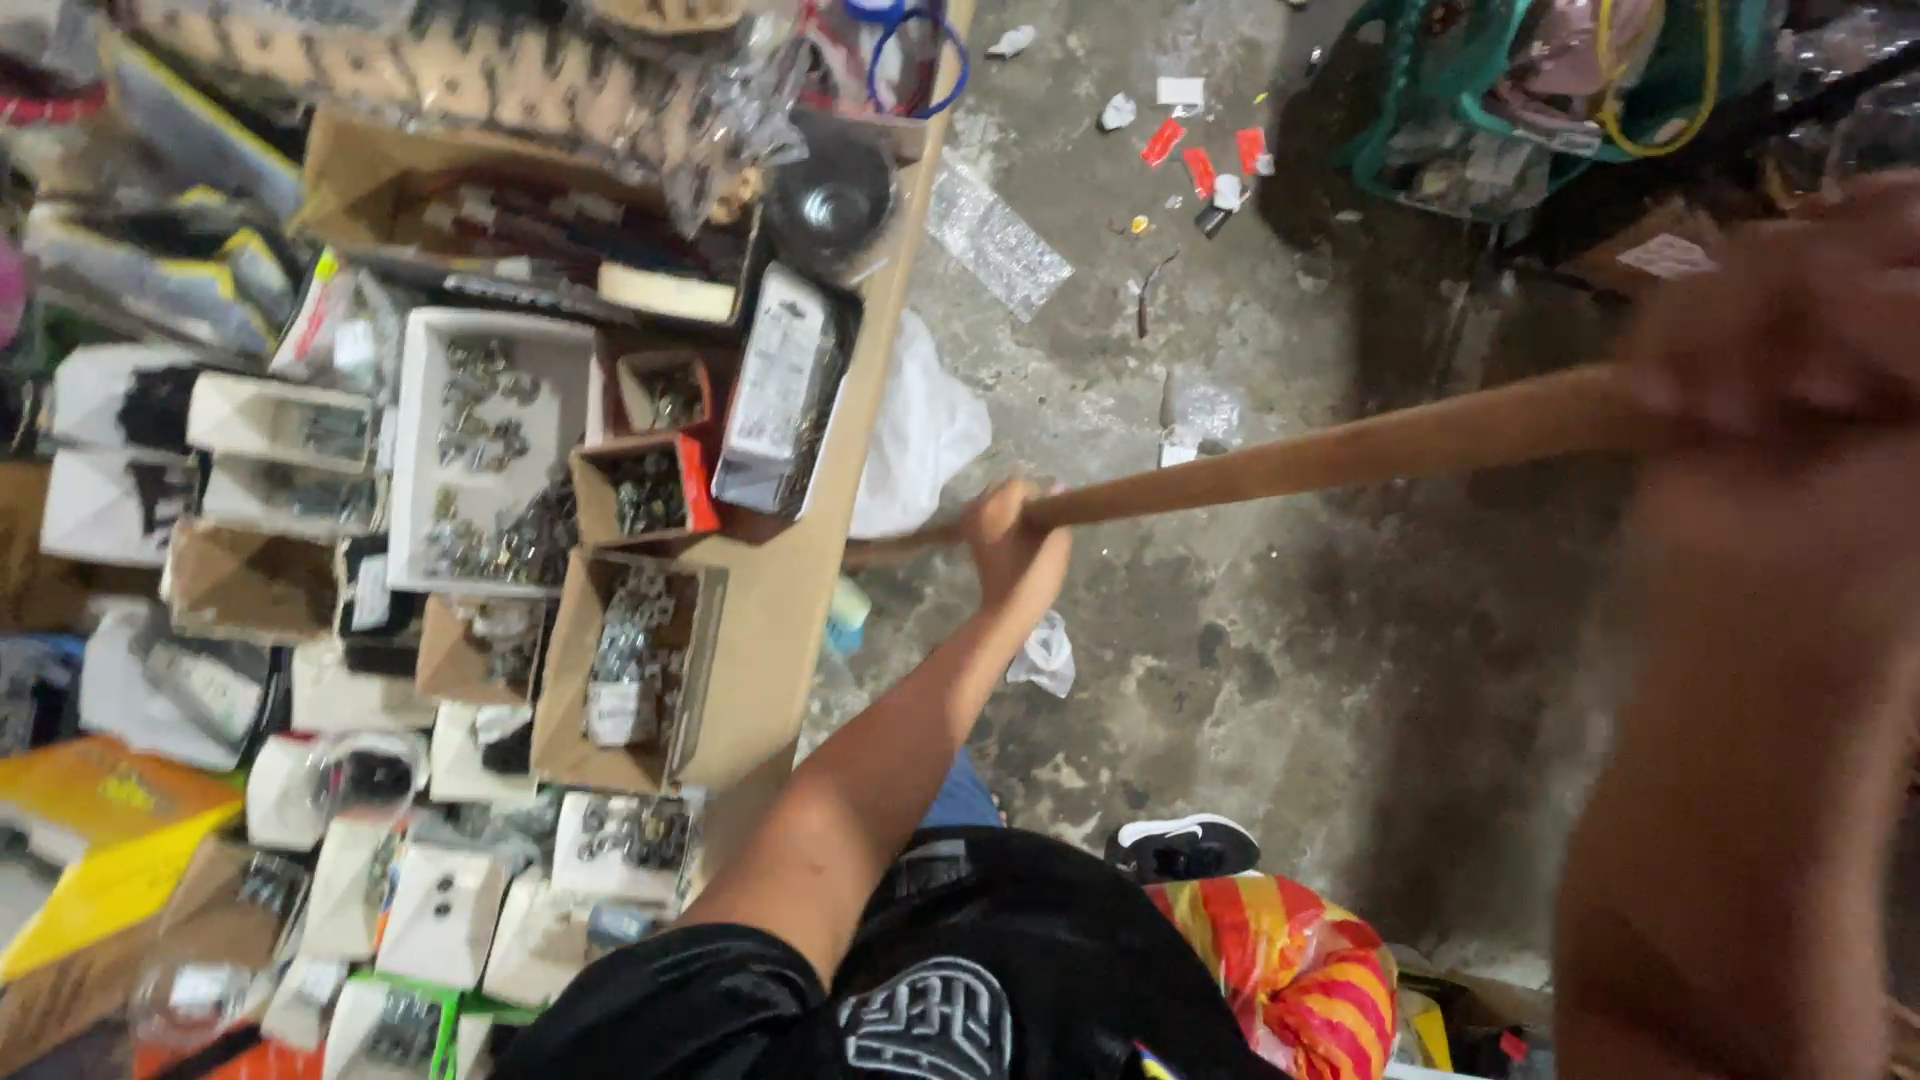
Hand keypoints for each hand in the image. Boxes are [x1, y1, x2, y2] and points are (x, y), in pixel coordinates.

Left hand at [962, 479, 1071, 622]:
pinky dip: (997, 520)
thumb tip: (1057, 487)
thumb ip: (1056, 511)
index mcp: (998, 505)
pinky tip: (1012, 535)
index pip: (1019, 484)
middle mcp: (978, 509)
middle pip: (1001, 489)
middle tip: (1039, 518)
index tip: (1050, 512)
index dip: (1038, 494)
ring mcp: (970, 524)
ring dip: (1007, 508)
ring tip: (1026, 527)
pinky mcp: (970, 540)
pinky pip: (984, 517)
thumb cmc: (1034, 574)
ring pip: (991, 502)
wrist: (1008, 608)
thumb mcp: (1055, 542)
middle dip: (1019, 498)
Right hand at [1622, 174, 1919, 664]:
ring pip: (1734, 259)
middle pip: (1823, 224)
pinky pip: (1659, 304)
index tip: (1869, 333)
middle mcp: (1863, 286)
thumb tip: (1852, 287)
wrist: (1758, 573)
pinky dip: (1654, 355)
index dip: (1890, 245)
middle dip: (1806, 315)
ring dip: (1727, 350)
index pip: (1907, 208)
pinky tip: (1666, 403)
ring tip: (1736, 420)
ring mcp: (1766, 315)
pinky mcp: (1680, 347)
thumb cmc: (1881, 514)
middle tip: (1820, 396)